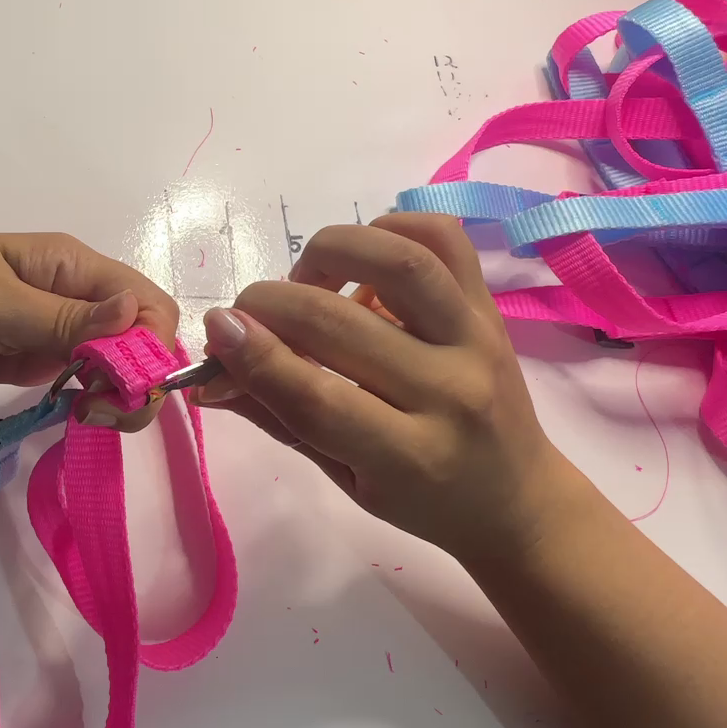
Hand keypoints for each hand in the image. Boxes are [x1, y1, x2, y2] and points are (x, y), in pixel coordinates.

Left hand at [0, 234, 178, 428]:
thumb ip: (63, 317)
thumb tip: (134, 313)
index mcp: (71, 265)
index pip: (145, 301)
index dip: (151, 345)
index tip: (128, 386)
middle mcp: (73, 295)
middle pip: (137, 336)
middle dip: (137, 377)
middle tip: (102, 412)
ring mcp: (54, 329)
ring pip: (113, 361)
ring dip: (115, 392)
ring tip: (88, 417)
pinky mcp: (34, 357)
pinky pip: (79, 377)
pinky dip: (88, 398)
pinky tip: (77, 414)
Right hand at [193, 214, 594, 561]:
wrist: (516, 497)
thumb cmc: (418, 499)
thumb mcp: (339, 476)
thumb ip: (276, 417)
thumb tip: (210, 377)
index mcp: (409, 456)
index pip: (316, 397)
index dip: (256, 357)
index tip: (215, 328)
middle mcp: (450, 392)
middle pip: (340, 325)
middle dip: (270, 306)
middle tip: (243, 315)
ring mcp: (478, 340)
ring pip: (400, 262)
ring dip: (329, 252)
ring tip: (303, 280)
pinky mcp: (490, 307)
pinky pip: (443, 239)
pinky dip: (389, 229)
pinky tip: (359, 261)